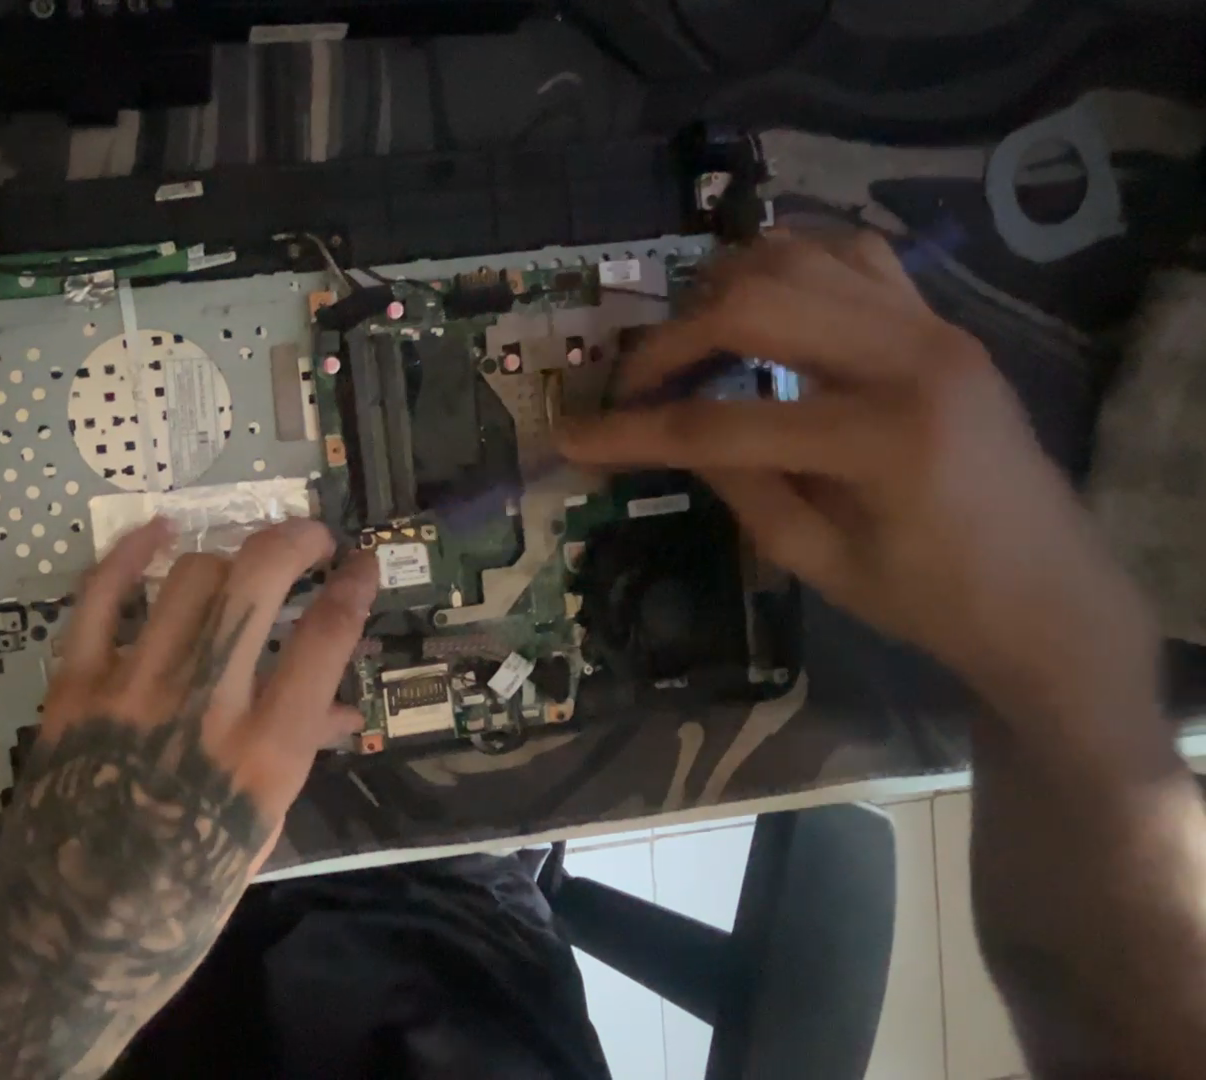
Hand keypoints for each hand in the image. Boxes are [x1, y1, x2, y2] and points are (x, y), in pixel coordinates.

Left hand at [0, 518, 377, 1077]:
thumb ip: (298, 755)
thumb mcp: (259, 832)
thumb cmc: (180, 901)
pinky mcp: (73, 690)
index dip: (353, 588)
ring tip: (239, 568)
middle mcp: (203, 709)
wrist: (63, 947)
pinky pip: (99, 599)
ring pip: (186, 578)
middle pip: (254, 582)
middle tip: (312, 537)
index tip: (363, 564)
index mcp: (264, 758)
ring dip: (224, 558)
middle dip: (293, 541)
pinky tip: (156, 531)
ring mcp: (130, 691)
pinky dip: (128, 554)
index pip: (325, 641)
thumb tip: (344, 706)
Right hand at [556, 231, 1158, 726]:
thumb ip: (735, 483)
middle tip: (631, 387)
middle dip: (668, 344)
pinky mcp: (939, 320)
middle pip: (753, 307)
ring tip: (685, 344)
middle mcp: (914, 359)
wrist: (1048, 593)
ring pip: (798, 258)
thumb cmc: (925, 597)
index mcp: (883, 439)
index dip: (630, 432)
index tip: (569, 438)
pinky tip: (750, 301)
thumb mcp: (809, 557)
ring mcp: (934, 326)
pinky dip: (785, 262)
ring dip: (719, 292)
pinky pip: (851, 254)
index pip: (718, 423)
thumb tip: (663, 435)